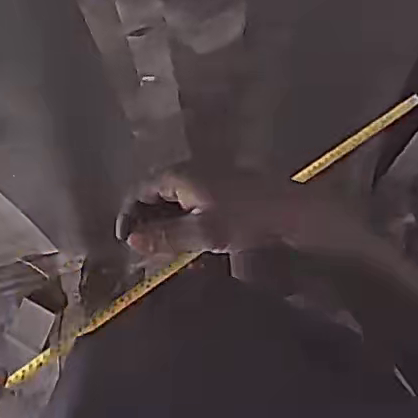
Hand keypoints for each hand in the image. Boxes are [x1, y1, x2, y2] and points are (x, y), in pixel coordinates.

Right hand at [115, 165, 376, 257]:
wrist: (294, 213)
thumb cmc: (246, 220)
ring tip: (162, 248)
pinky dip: (183, 218)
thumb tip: (130, 239)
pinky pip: (192, 200)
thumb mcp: (204, 233)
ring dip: (165, 220)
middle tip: (140, 247)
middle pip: (156, 191)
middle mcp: (192, 170)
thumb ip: (165, 236)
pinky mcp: (225, 187)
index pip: (140, 188)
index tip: (123, 240)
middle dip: (145, 217)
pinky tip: (190, 239)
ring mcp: (210, 176)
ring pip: (175, 197)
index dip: (127, 213)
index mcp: (181, 175)